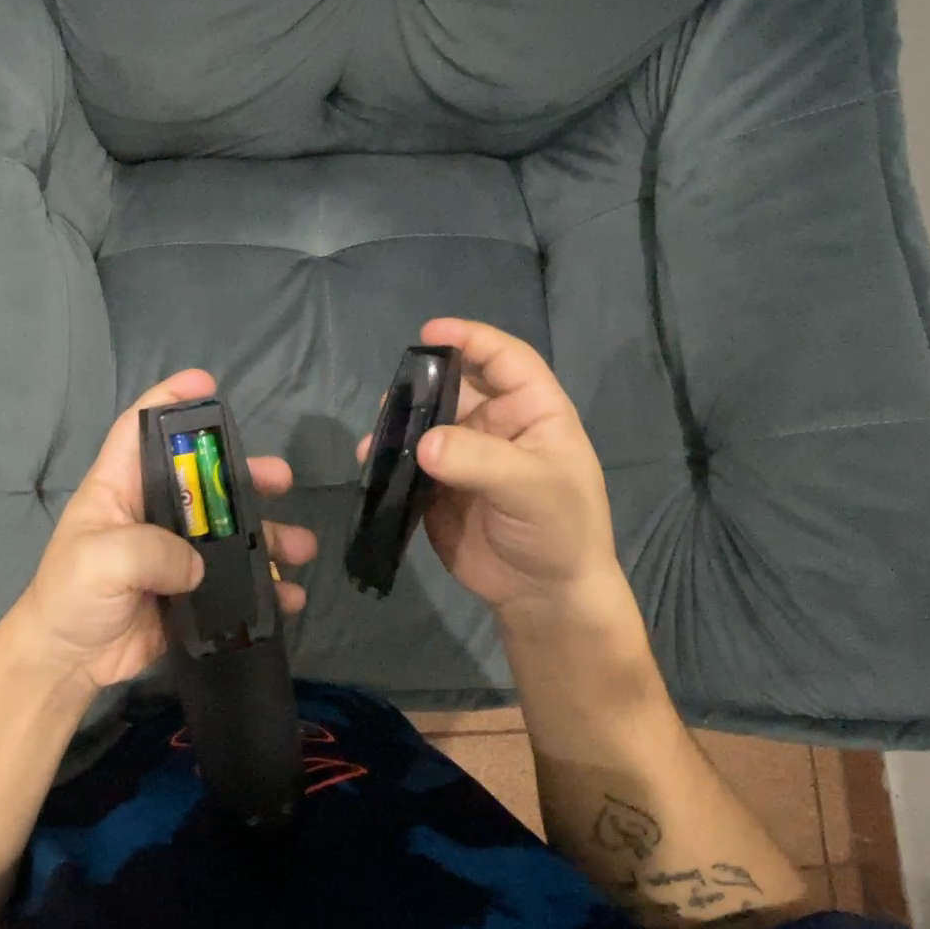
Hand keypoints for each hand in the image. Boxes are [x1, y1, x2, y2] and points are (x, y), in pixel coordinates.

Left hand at [14, 369, 318, 689]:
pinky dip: (265, 585)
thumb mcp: (99, 562)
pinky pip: (235, 580)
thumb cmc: (72, 597)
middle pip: (204, 479)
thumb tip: (199, 566)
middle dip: (245, 474)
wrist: (71, 662)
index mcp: (119, 489)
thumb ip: (150, 552)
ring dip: (268, 534)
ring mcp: (174, 553)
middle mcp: (151, 512)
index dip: (169, 401)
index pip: (140, 430)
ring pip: (230, 531)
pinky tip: (289, 596)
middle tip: (282, 478)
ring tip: (300, 547)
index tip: (206, 383)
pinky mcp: (191, 591)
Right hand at [358, 318, 620, 621]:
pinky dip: (388, 458)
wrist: (542, 596)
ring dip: (398, 424)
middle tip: (390, 401)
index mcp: (533, 413)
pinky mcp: (437, 487)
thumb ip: (479, 461)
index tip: (429, 332)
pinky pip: (408, 461)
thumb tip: (423, 442)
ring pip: (425, 424)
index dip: (471, 340)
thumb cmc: (559, 532)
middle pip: (454, 389)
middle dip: (421, 388)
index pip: (505, 361)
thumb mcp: (532, 489)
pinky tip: (371, 461)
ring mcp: (464, 458)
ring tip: (375, 437)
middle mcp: (497, 427)